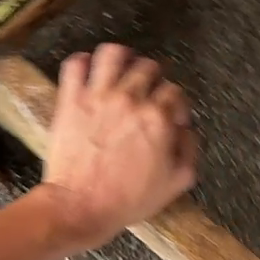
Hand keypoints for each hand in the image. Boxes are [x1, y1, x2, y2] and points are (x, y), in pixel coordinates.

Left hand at [42, 43, 197, 245]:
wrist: (80, 206)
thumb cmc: (125, 199)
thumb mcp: (176, 182)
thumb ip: (189, 149)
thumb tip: (186, 129)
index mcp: (158, 119)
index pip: (174, 92)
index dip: (175, 103)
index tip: (170, 113)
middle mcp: (130, 100)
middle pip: (147, 68)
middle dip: (152, 77)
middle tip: (146, 90)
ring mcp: (98, 96)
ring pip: (113, 54)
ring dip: (121, 57)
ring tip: (120, 67)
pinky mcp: (70, 100)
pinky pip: (75, 65)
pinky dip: (82, 62)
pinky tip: (88, 70)